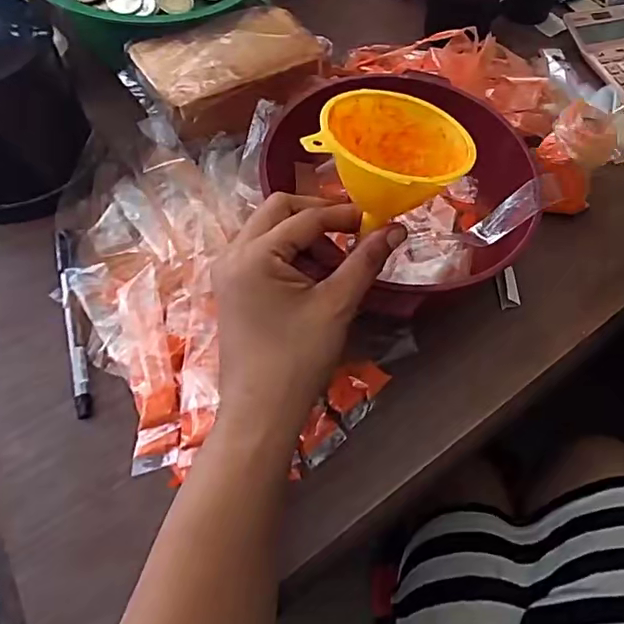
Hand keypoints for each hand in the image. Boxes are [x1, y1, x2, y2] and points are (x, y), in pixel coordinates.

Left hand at [212, 195, 402, 449]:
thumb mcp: (337, 305)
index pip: (304, 217)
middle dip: (319, 217)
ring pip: (270, 230)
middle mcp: (232, 254)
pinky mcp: (232, 288)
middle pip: (278, 210)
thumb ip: (365, 260)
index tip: (374, 220)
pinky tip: (315, 280)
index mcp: (253, 255)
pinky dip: (290, 254)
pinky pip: (262, 252)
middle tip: (354, 233)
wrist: (261, 413)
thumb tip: (395, 229)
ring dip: (305, 237)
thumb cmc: (297, 359)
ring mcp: (228, 271)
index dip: (343, 214)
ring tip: (337, 266)